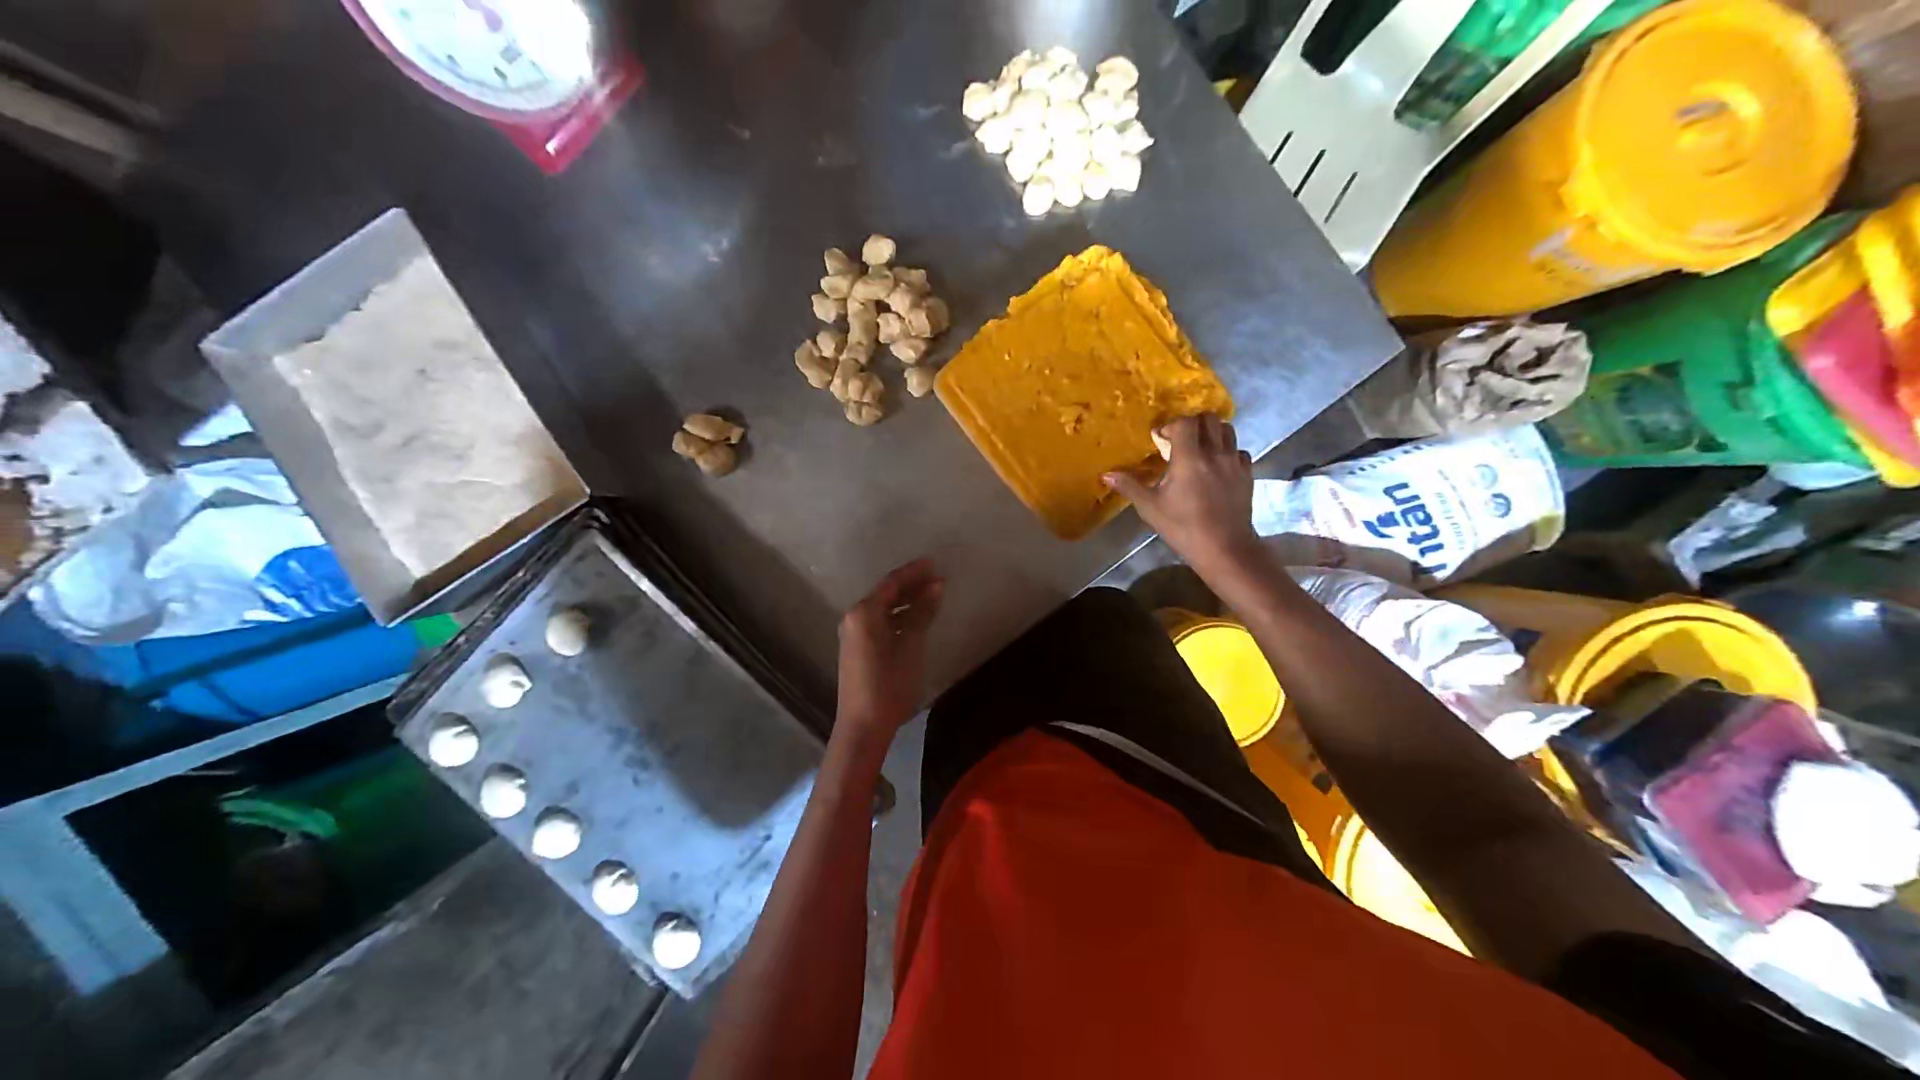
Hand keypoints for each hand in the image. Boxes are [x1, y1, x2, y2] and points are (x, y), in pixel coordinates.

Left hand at [836, 559, 944, 739]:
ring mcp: (853, 634)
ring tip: (932, 596)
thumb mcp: (910, 646)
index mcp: (863, 613)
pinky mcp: (858, 649)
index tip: (934, 563)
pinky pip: (880, 622)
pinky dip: (898, 617)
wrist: (863, 725)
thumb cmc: (889, 684)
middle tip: (937, 577)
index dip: (914, 572)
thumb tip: (936, 586)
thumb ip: (922, 613)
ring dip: (906, 602)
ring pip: (883, 609)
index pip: (891, 583)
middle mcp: (854, 618)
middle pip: (885, 594)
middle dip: (911, 585)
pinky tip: (916, 620)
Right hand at [1104, 414, 1259, 573]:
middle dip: (1193, 423)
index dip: (1171, 426)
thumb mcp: (1151, 508)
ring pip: (1227, 430)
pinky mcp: (1247, 475)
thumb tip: (1106, 475)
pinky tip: (1217, 467)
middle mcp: (1215, 453)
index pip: (1184, 422)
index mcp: (1190, 458)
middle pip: (1209, 419)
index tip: (1161, 440)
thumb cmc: (1183, 527)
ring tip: (1199, 449)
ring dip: (1212, 433)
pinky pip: (1239, 451)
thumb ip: (1129, 486)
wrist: (1224, 549)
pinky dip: (1228, 451)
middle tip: (1180, 440)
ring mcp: (1234, 463)